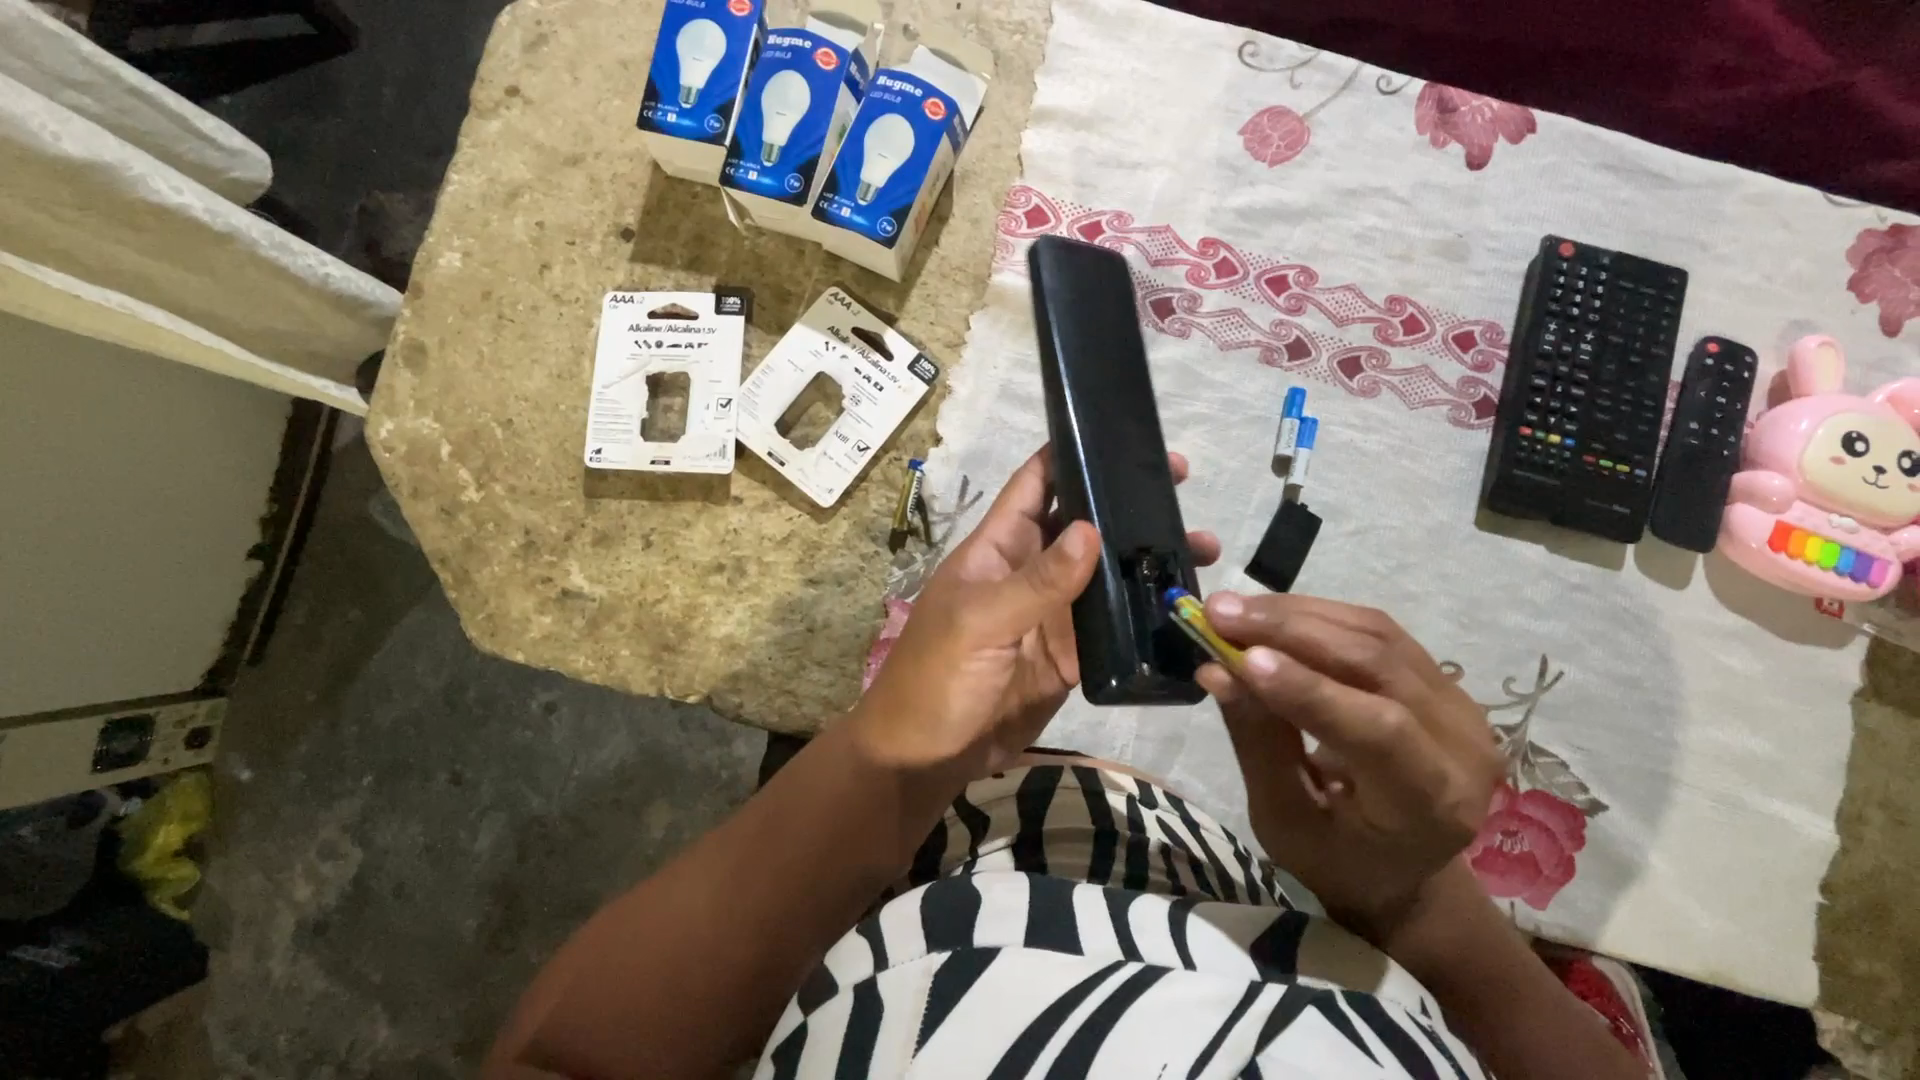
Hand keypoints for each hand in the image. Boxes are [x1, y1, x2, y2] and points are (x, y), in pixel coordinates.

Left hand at [852, 447, 1219, 780]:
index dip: (1071, 456)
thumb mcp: (980, 623)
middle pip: (1082, 526)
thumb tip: (1092, 530)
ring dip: (1147, 561)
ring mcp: (1052, 615)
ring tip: (1203, 547)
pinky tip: (1184, 604)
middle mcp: (1029, 573)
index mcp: (997, 549)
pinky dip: (1146, 616)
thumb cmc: (936, 678)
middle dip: (1126, 505)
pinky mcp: (1071, 656)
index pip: (1035, 485)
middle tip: (1182, 487)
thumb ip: (1037, 582)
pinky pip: (1113, 628)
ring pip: (1106, 576)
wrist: (927, 757)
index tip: (1122, 437)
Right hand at [1195, 593, 1502, 945]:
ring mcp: (1460, 704)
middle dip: (1288, 631)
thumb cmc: (1334, 857)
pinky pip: (1376, 631)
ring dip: (1294, 614)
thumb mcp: (1283, 819)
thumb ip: (1257, 743)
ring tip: (1230, 608)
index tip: (1240, 658)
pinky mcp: (1442, 679)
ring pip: (1374, 633)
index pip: (1377, 731)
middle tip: (1217, 614)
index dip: (1308, 689)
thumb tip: (1216, 670)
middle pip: (1377, 664)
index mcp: (1431, 804)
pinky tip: (1267, 613)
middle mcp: (1462, 745)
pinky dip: (1314, 616)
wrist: (1399, 867)